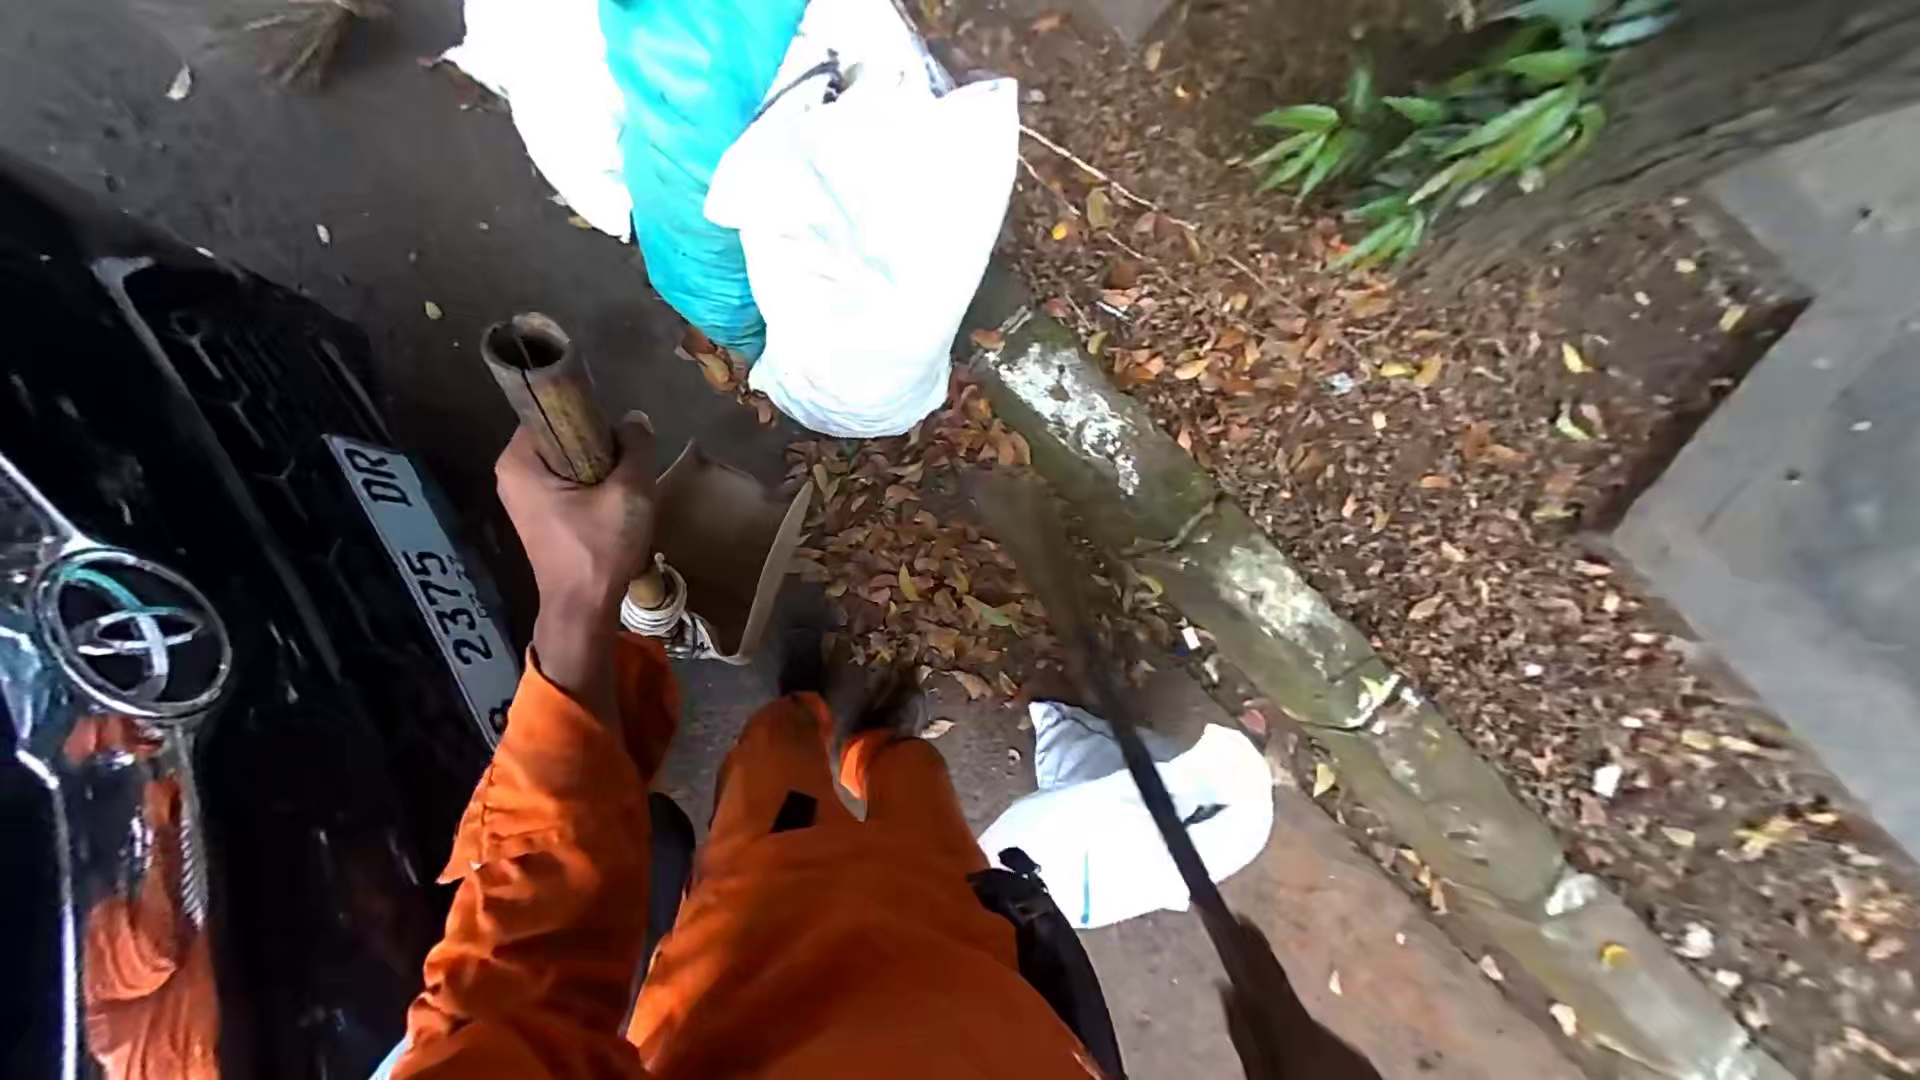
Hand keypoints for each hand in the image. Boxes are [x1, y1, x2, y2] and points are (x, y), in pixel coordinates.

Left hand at [495, 414, 655, 706]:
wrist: (584, 605)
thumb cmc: (600, 547)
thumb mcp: (630, 492)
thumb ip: (637, 448)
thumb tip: (637, 421)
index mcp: (520, 461)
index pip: (553, 413)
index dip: (592, 417)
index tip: (621, 436)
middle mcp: (512, 475)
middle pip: (564, 439)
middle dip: (601, 448)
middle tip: (630, 467)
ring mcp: (524, 499)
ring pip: (571, 464)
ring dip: (602, 471)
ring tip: (628, 489)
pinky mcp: (541, 518)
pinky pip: (570, 486)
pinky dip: (595, 489)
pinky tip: (617, 508)